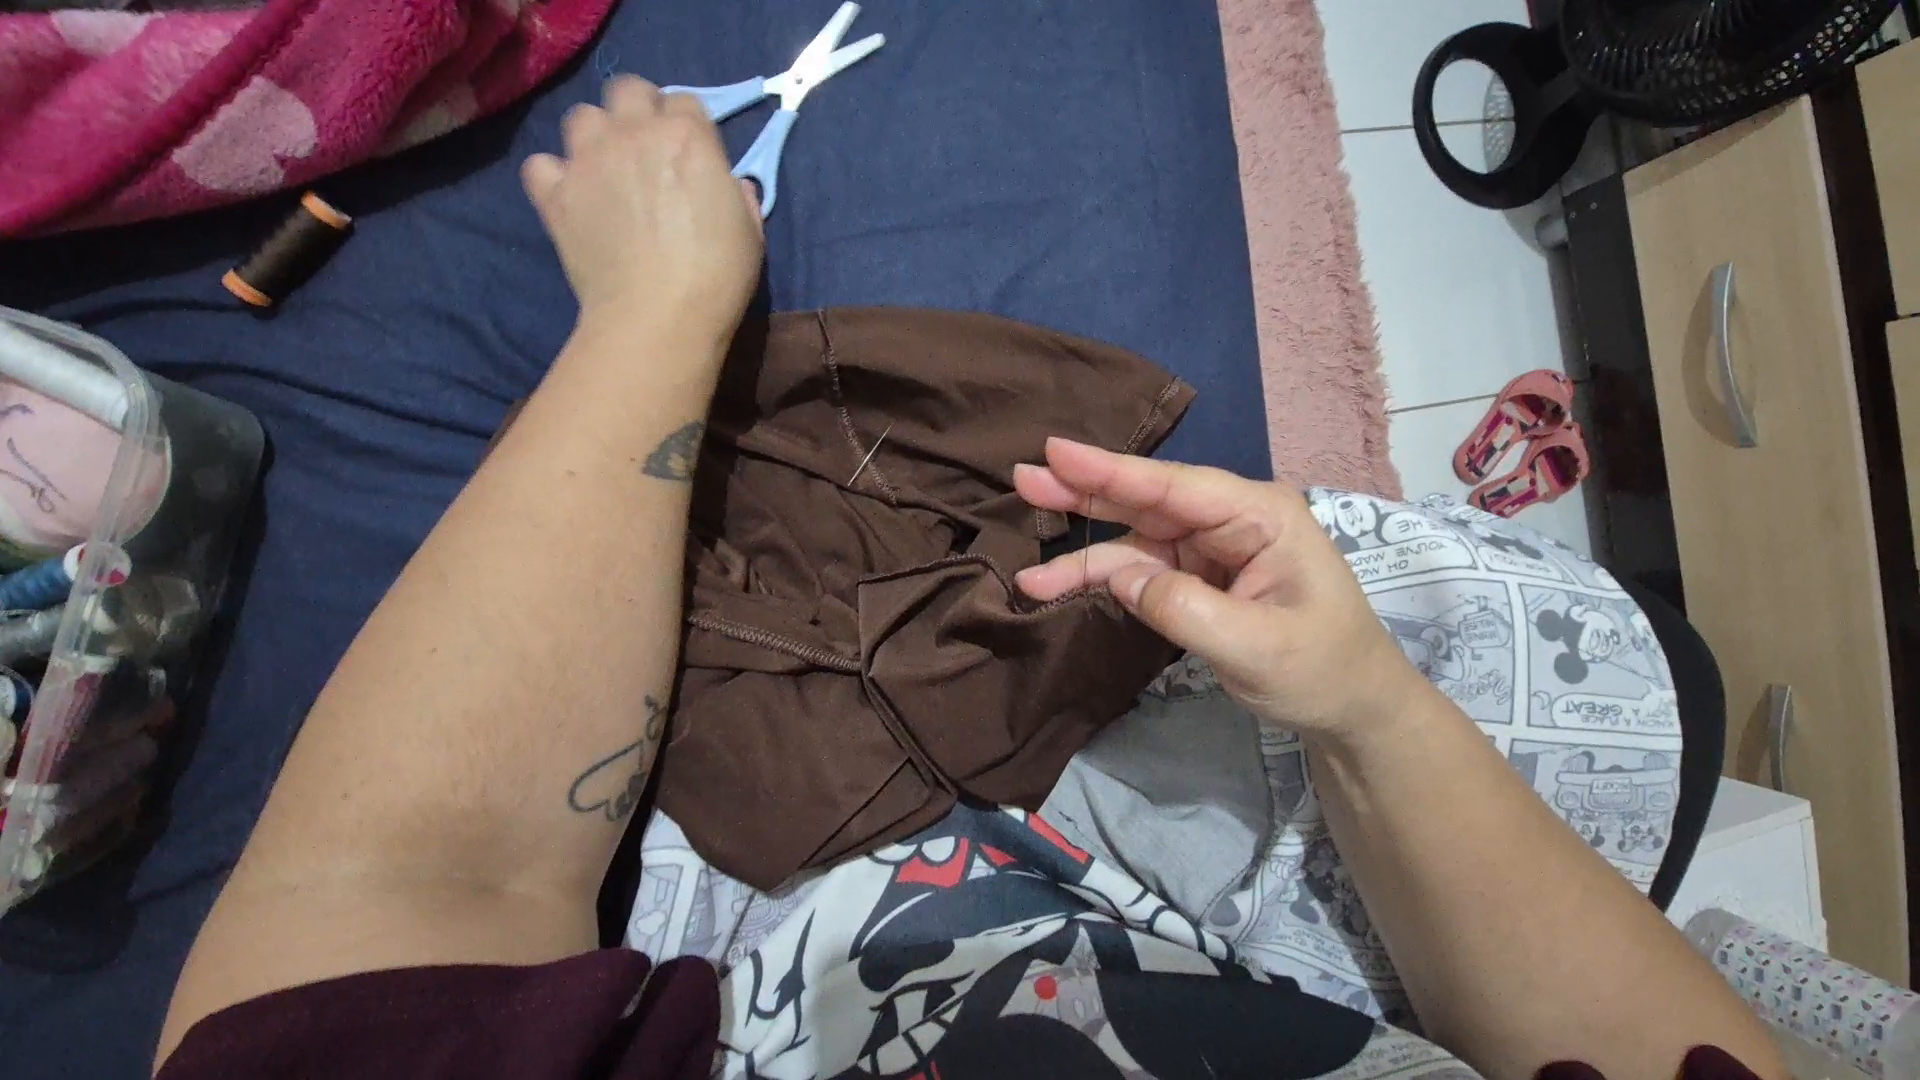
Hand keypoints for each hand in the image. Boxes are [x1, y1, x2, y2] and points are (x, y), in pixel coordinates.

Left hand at [522, 77, 764, 345]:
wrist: (659, 317)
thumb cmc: (718, 279)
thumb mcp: (751, 234)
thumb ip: (738, 196)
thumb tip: (729, 184)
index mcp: (688, 138)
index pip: (686, 102)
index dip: (689, 127)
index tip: (693, 156)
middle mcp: (634, 134)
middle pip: (628, 89)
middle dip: (638, 112)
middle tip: (647, 151)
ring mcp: (588, 160)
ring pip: (581, 117)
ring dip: (595, 137)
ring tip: (607, 172)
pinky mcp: (556, 193)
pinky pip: (542, 165)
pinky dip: (555, 177)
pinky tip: (572, 198)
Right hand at [1014, 438, 1433, 739]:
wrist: (1351, 705)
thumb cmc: (1322, 669)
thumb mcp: (1259, 647)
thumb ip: (1185, 609)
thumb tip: (1122, 578)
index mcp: (1259, 516)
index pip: (1175, 486)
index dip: (1111, 470)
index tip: (1056, 451)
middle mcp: (1227, 520)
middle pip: (1145, 500)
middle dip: (1084, 492)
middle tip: (1025, 478)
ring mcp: (1207, 549)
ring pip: (1132, 538)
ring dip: (1080, 553)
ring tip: (1028, 570)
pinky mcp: (1192, 577)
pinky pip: (1136, 570)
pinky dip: (1097, 580)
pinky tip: (1057, 588)